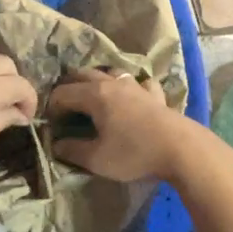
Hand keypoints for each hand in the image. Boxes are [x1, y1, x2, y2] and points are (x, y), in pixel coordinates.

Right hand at [48, 68, 203, 182]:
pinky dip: (131, 86)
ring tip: (94, 97)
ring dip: (98, 80)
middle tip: (65, 108)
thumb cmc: (134, 153)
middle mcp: (113, 83)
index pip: (63, 93)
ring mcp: (136, 86)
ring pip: (111, 72)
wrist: (181, 149)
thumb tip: (55, 143)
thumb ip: (72, 150)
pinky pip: (140, 82)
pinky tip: (133, 95)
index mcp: (94, 95)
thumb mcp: (96, 159)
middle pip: (83, 74)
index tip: (51, 125)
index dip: (52, 107)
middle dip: (69, 87)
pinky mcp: (155, 95)